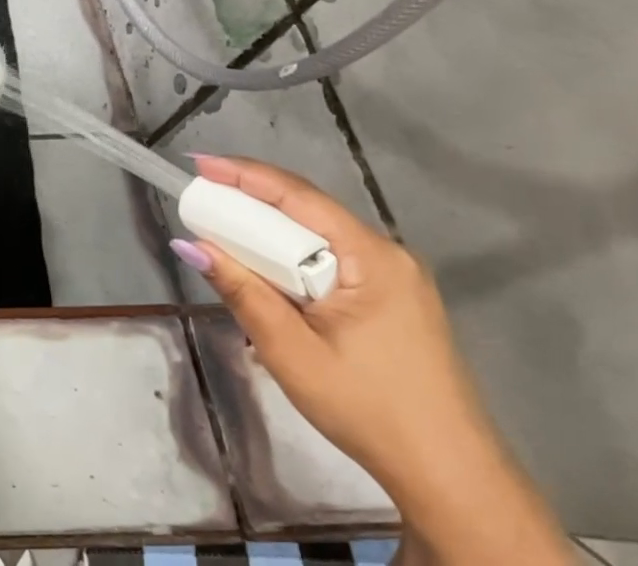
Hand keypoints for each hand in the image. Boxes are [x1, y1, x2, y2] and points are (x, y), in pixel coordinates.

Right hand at [175, 156, 500, 498]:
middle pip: (308, 214)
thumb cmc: (366, 406)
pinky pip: (331, 264)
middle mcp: (388, 257)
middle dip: (251, 205)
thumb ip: (242, 291)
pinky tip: (266, 277)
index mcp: (372, 259)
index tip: (198, 164)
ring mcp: (394, 281)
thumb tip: (190, 244)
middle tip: (199, 203)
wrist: (447, 472)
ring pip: (318, 241)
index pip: (298, 198)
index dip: (245, 175)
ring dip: (269, 238)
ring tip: (221, 238)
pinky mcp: (392, 303)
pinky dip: (291, 263)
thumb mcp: (290, 349)